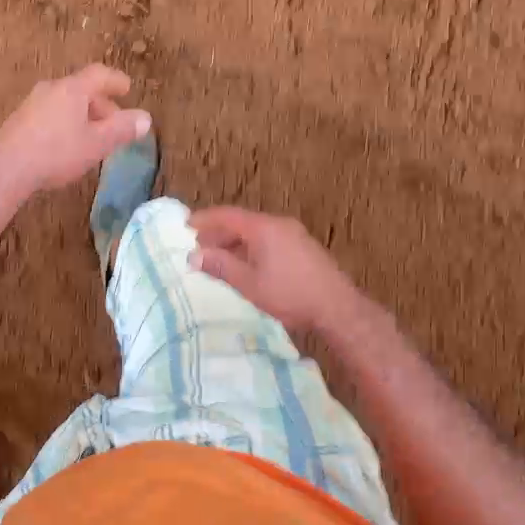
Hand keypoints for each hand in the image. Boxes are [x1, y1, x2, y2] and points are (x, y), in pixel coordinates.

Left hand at [0, 64, 151, 196]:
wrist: (6, 169)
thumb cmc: (57, 152)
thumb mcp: (97, 144)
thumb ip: (122, 129)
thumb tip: (145, 118)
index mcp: (72, 89)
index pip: (99, 74)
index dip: (116, 80)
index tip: (127, 89)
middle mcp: (50, 89)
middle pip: (81, 89)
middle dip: (101, 104)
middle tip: (113, 123)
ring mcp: (31, 104)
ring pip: (64, 103)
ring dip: (82, 115)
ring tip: (92, 137)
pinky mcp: (18, 121)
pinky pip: (49, 114)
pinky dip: (64, 123)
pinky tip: (65, 145)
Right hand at [188, 207, 361, 331]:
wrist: (339, 309)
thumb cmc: (290, 294)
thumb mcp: (249, 284)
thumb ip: (221, 267)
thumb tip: (194, 256)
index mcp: (264, 227)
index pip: (227, 215)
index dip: (204, 219)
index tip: (185, 226)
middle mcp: (279, 224)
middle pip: (242, 222)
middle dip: (218, 233)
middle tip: (199, 246)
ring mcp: (294, 234)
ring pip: (256, 232)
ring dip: (235, 242)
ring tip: (219, 258)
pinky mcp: (304, 248)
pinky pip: (269, 240)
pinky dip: (251, 247)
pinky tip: (246, 265)